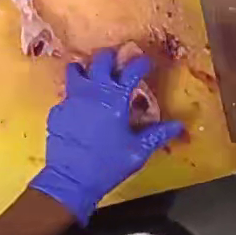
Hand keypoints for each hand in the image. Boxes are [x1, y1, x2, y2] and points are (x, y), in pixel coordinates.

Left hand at [28, 49, 183, 222]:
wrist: (71, 179)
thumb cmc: (108, 165)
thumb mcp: (138, 151)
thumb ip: (157, 134)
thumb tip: (178, 126)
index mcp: (115, 98)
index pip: (131, 70)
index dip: (140, 63)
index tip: (145, 62)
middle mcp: (92, 92)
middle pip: (100, 59)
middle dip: (110, 56)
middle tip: (116, 60)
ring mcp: (72, 99)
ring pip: (76, 70)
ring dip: (86, 69)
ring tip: (91, 74)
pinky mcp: (57, 111)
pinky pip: (67, 95)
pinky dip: (75, 95)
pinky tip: (79, 107)